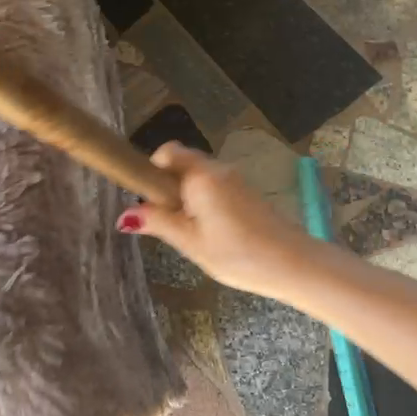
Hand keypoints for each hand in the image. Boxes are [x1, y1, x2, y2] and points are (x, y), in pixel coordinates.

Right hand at [119, 143, 313, 296]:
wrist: (292, 263)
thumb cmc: (237, 254)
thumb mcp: (190, 242)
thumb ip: (158, 222)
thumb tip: (124, 215)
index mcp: (200, 175)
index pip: (167, 152)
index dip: (152, 170)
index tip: (149, 200)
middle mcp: (218, 168)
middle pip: (182, 164)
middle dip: (169, 187)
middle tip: (169, 223)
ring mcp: (235, 178)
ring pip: (199, 177)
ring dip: (187, 197)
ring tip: (191, 233)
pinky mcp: (247, 191)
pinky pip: (215, 186)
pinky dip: (205, 202)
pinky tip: (212, 233)